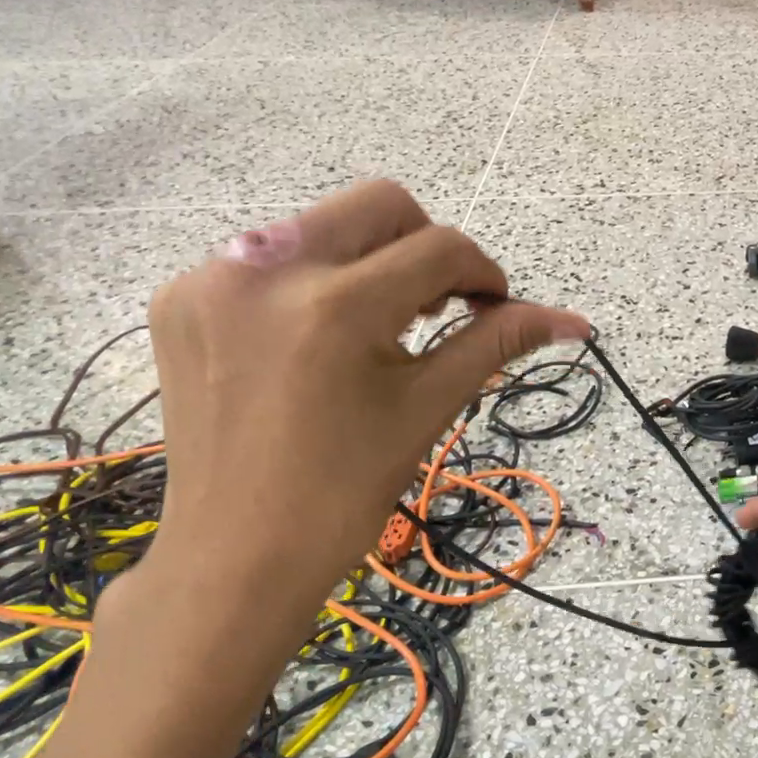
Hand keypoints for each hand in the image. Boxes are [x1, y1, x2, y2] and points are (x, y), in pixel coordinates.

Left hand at [138, 180, 587, 623]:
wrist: (238, 552)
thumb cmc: (349, 488)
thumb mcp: (432, 404)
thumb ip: (499, 340)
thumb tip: (575, 320)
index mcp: (336, 307)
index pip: (441, 248)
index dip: (485, 274)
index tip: (494, 310)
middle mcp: (265, 269)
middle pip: (381, 205)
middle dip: (428, 248)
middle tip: (438, 309)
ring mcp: (211, 279)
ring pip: (325, 224)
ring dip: (372, 260)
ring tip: (379, 328)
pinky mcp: (181, 296)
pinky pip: (271, 256)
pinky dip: (315, 282)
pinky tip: (320, 341)